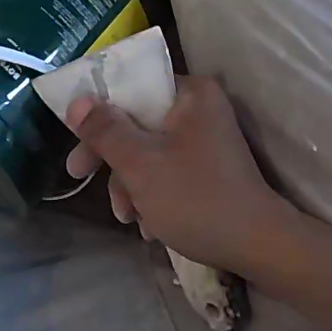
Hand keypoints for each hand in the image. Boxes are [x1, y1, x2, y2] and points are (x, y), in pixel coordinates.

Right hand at [65, 75, 302, 274]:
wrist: (257, 245)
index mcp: (191, 93)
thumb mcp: (140, 164)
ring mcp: (206, 138)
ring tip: (130, 219)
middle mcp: (200, 107)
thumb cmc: (195, 197)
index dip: (98, 109)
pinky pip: (167, 167)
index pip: (133, 85)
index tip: (74, 137)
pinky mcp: (209, 166)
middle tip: (79, 177)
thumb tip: (77, 102)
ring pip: (149, 149)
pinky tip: (149, 225)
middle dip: (113, 158)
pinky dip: (152, 192)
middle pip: (137, 120)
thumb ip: (105, 130)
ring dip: (130, 183)